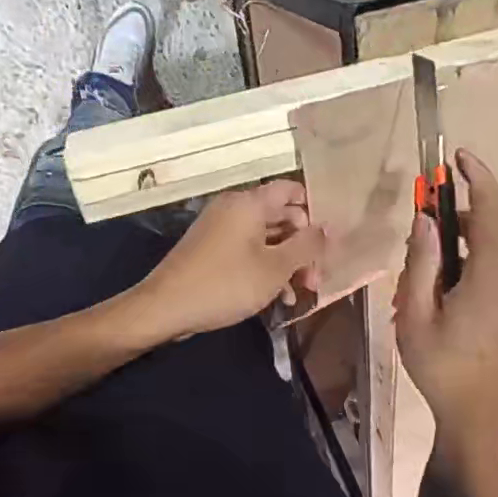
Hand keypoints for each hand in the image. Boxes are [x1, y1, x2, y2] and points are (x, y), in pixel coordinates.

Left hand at [133, 179, 323, 340]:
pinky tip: (278, 296)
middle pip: (281, 215)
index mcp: (250, 203)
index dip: (315, 209)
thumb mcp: (275, 268)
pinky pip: (248, 250)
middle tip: (318, 274)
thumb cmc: (226, 283)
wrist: (166, 307)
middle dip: (303, 244)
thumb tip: (327, 229)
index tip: (330, 237)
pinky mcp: (212, 249)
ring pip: (266, 237)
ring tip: (303, 290)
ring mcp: (221, 228)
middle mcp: (234, 208)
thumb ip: (306, 246)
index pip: (291, 190)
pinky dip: (265, 267)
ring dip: (287, 261)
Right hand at [394, 150, 497, 450]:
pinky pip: (487, 268)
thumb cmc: (441, 363)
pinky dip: (461, 268)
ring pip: (482, 250)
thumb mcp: (417, 312)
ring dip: (450, 253)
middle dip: (446, 226)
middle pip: (481, 228)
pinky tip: (437, 299)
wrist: (475, 411)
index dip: (476, 176)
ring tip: (417, 291)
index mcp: (491, 272)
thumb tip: (426, 217)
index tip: (457, 155)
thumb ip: (422, 260)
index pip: (489, 208)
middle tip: (410, 253)